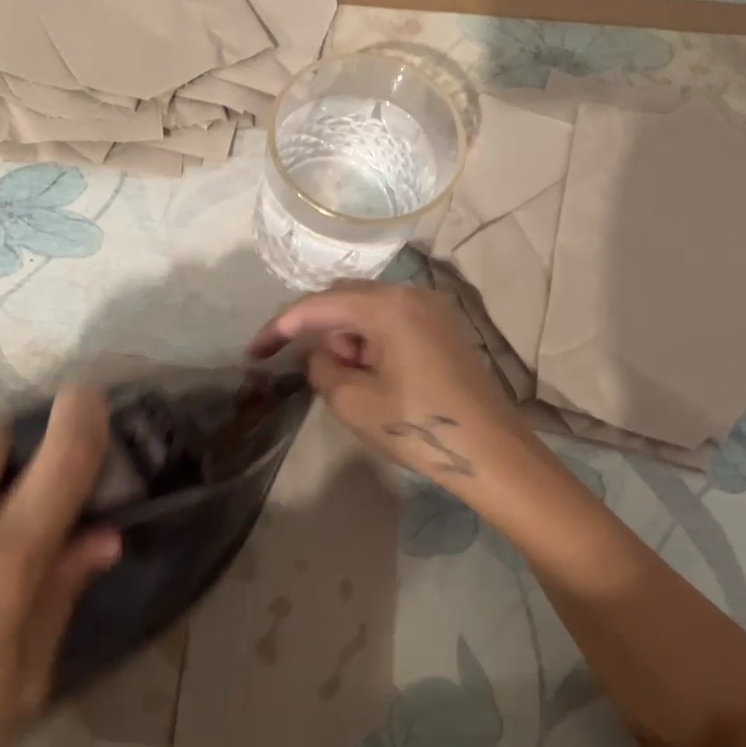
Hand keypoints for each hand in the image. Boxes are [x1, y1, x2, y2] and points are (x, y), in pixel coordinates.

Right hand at [248, 282, 531, 487]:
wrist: (491, 452)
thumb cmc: (418, 426)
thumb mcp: (353, 402)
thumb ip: (322, 368)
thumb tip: (320, 355)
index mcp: (386, 307)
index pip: (316, 306)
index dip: (279, 328)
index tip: (253, 352)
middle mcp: (410, 294)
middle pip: (343, 299)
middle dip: (317, 331)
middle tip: (305, 369)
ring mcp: (432, 309)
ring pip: (368, 310)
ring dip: (346, 338)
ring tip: (349, 381)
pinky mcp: (444, 329)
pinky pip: (392, 322)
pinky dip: (370, 341)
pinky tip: (372, 374)